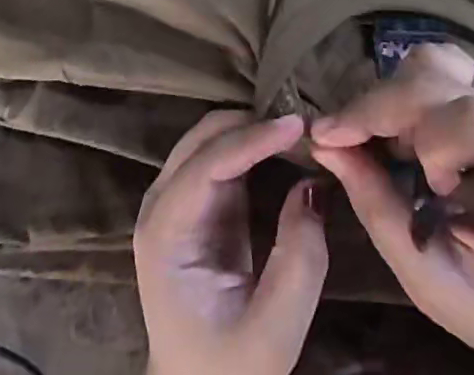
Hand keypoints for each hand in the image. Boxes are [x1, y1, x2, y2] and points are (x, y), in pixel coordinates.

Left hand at [134, 111, 327, 374]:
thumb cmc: (230, 367)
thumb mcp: (275, 329)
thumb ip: (299, 259)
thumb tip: (312, 185)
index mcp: (165, 234)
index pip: (207, 164)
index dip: (253, 139)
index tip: (299, 125)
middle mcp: (162, 205)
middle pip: (203, 137)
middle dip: (254, 123)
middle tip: (308, 129)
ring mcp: (177, 201)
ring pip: (213, 137)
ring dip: (255, 128)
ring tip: (302, 135)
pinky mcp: (200, 204)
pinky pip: (225, 154)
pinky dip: (255, 142)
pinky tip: (286, 146)